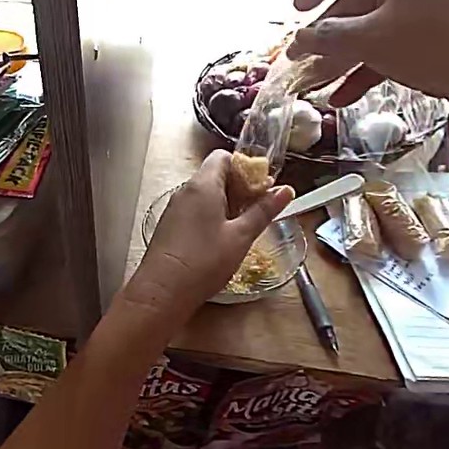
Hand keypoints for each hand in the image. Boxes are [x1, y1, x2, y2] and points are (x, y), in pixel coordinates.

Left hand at [120, 151, 293, 317]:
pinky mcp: (170, 226)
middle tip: (258, 209)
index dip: (245, 167)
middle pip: (215, 174)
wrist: (162, 291)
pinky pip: (194, 210)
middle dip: (239, 187)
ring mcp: (175, 208)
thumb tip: (287, 190)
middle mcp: (185, 191)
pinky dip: (211, 216)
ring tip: (243, 226)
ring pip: (205, 194)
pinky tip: (221, 239)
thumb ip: (264, 211)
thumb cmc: (204, 261)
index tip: (261, 187)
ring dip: (226, 203)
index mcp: (203, 185)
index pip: (223, 157)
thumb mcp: (241, 236)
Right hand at [286, 0, 448, 115]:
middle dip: (328, 36)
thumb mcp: (372, 37)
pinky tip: (348, 97)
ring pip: (378, 30)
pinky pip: (400, 47)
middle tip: (300, 61)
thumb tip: (300, 40)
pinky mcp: (448, 35)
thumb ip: (330, 38)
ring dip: (347, 59)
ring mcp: (436, 5)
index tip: (294, 12)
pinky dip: (374, 69)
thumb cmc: (436, 37)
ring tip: (318, 87)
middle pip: (360, 3)